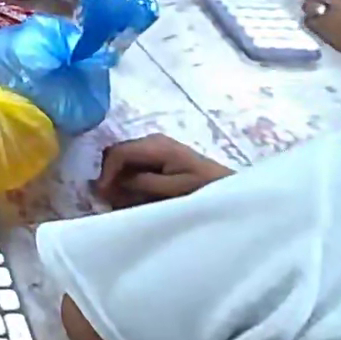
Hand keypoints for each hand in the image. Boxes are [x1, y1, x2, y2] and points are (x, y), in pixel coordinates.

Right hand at [95, 135, 231, 208]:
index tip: (102, 196)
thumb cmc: (208, 190)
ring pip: (124, 159)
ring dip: (119, 178)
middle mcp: (152, 140)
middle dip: (110, 176)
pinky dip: (130, 177)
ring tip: (120, 199)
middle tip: (108, 199)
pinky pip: (135, 163)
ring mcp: (156, 145)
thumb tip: (109, 185)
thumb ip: (141, 184)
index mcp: (156, 145)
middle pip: (118, 154)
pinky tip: (133, 193)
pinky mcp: (161, 155)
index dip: (106, 173)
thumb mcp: (174, 190)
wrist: (238, 191)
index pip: (118, 153)